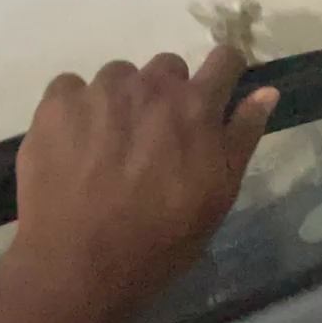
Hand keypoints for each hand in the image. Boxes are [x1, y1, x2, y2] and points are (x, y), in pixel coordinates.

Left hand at [3, 46, 278, 322]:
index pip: (224, 59)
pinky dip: (80, 109)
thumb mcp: (220, 192)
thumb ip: (243, 135)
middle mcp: (149, 86)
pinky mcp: (55, 104)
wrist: (82, 263)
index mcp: (196, 106)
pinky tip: (78, 146)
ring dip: (124, 100)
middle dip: (170, 93)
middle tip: (161, 138)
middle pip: (168, 68)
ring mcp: (98, 91)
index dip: (225, 73)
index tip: (219, 93)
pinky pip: (74, 88)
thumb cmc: (165, 236)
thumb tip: (266, 91)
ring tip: (114, 145)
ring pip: (120, 77)